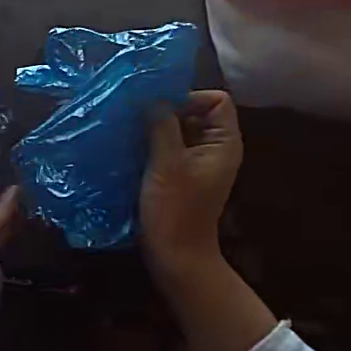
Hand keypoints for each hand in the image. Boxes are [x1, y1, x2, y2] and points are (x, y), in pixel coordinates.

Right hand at [140, 91, 242, 279]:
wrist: (174, 253)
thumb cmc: (175, 208)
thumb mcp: (167, 163)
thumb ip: (161, 127)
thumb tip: (150, 97)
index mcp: (223, 143)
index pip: (216, 101)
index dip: (189, 98)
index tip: (156, 108)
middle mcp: (213, 148)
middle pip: (193, 113)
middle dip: (165, 111)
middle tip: (134, 118)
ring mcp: (194, 162)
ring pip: (175, 130)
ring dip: (152, 129)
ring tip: (127, 132)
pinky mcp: (176, 174)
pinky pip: (164, 148)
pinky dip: (148, 145)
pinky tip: (128, 149)